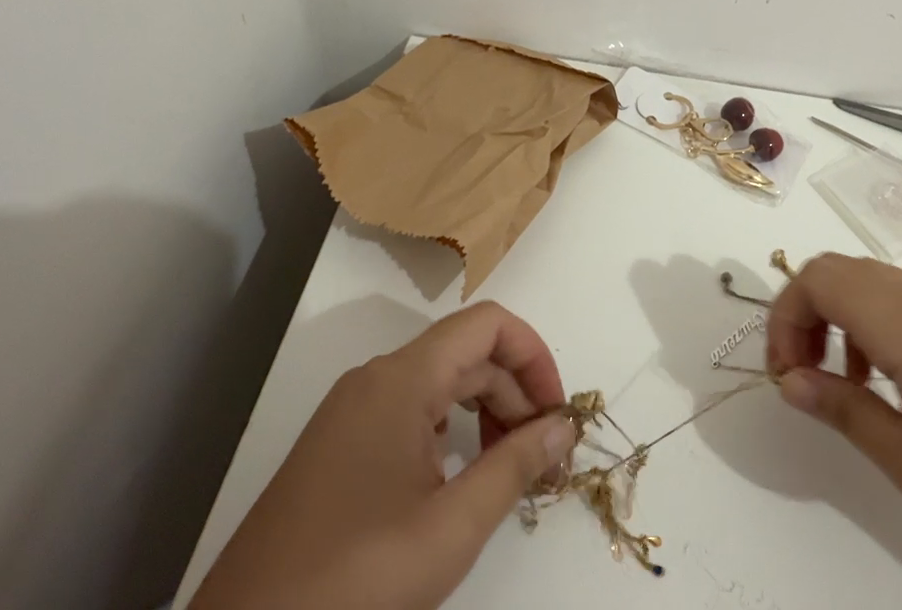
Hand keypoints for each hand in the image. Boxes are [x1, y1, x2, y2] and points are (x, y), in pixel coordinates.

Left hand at [191, 302, 574, 609]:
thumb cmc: (357, 575)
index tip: (558, 417)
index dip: (535, 357)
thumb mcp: (453, 525)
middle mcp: (375, 381)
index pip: (487, 325)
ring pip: (439, 384)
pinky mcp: (339, 444)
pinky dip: (450, 432)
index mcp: (401, 380)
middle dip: (516, 395)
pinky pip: (410, 413)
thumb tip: (562, 426)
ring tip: (510, 472)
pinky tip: (460, 483)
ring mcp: (352, 412)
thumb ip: (515, 466)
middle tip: (545, 459)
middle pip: (467, 354)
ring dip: (486, 415)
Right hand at [765, 254, 901, 609]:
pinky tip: (885, 387)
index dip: (784, 316)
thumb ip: (847, 413)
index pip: (820, 279)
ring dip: (834, 320)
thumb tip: (788, 380)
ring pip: (869, 283)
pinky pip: (899, 305)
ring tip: (840, 385)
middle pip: (839, 270)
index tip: (785, 378)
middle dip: (801, 312)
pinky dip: (868, 329)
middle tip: (801, 376)